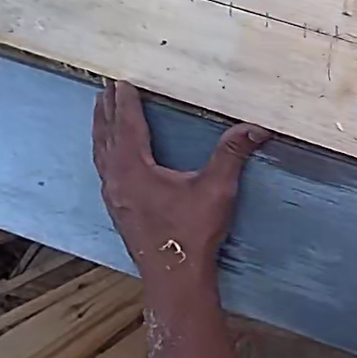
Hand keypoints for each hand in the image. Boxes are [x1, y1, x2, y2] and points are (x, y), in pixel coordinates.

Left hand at [92, 80, 270, 287]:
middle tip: (104, 90)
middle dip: (106, 113)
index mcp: (134, 170)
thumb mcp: (217, 188)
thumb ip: (232, 154)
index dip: (126, 104)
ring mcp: (115, 197)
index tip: (121, 83)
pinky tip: (112, 156)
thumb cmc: (193, 230)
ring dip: (101, 131)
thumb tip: (255, 127)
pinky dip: (105, 152)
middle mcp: (118, 180)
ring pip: (101, 155)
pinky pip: (105, 170)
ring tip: (101, 115)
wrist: (175, 275)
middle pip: (106, 138)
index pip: (128, 128)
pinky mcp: (119, 209)